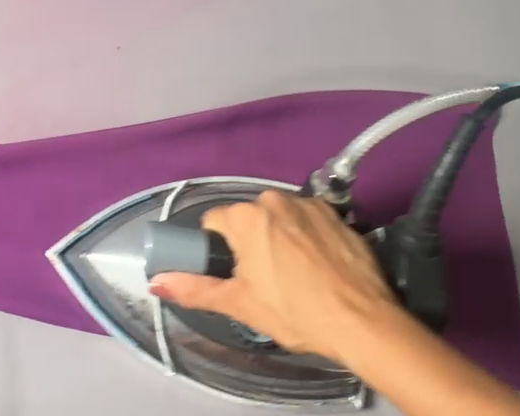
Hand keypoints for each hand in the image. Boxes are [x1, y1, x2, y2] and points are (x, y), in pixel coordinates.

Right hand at [149, 190, 396, 363]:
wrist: (363, 320)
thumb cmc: (297, 312)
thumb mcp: (241, 305)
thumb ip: (195, 289)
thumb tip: (156, 282)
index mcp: (245, 218)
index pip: (215, 223)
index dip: (219, 250)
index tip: (235, 273)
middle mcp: (273, 199)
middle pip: (248, 219)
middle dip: (251, 243)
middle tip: (266, 280)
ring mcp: (307, 202)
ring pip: (279, 217)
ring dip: (281, 237)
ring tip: (297, 274)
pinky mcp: (335, 211)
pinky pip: (308, 218)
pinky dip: (308, 235)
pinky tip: (318, 264)